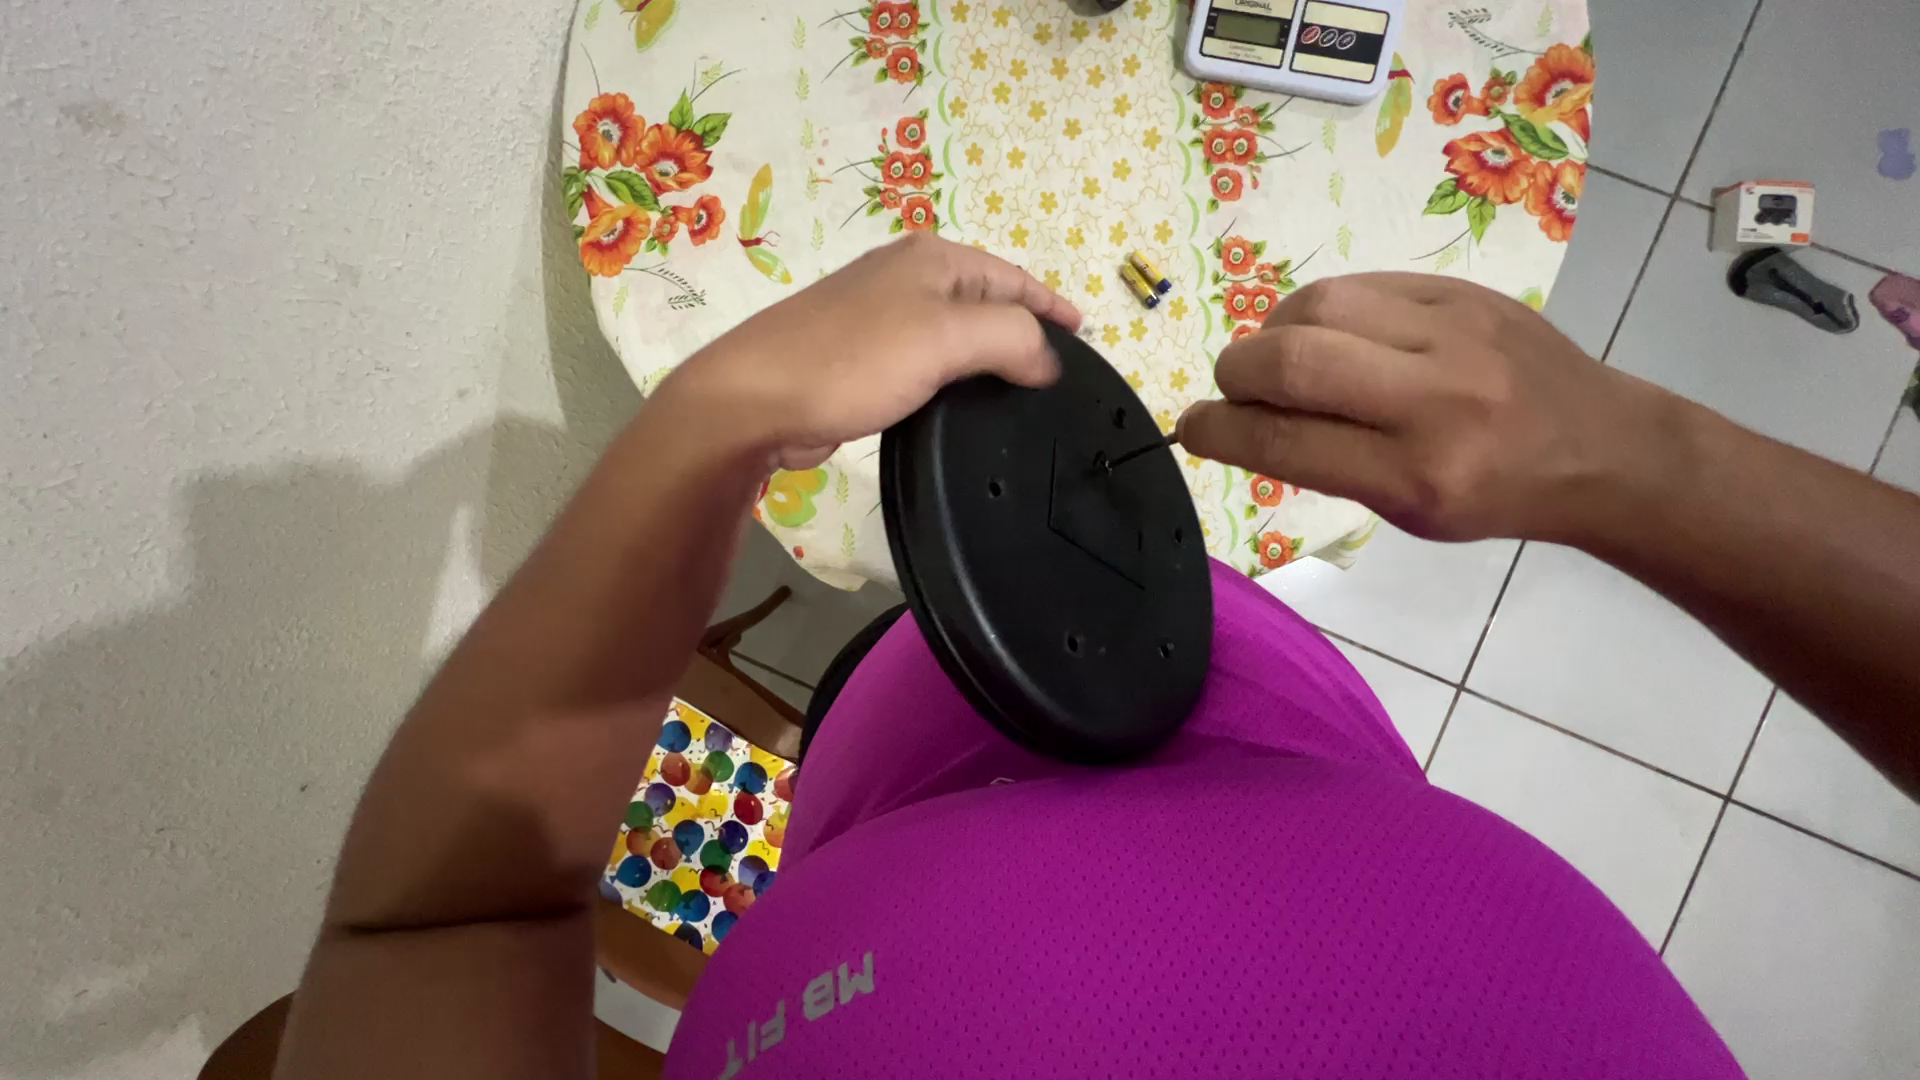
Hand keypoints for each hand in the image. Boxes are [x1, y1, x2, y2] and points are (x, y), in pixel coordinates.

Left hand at [658, 234, 1081, 469]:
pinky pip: (928, 367)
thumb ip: (1012, 336)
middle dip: (1024, 333)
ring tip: (1020, 394)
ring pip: (956, 338)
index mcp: (932, 260)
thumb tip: (1049, 358)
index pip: (1012, 276)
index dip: (1051, 305)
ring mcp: (881, 322)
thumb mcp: (946, 336)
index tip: (1083, 335)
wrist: (758, 400)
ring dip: (989, 361)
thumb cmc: (854, 359)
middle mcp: (907, 281)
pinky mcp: (863, 363)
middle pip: (985, 303)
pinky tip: (965, 407)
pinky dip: (955, 382)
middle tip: (1055, 375)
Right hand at [1176, 273, 1680, 542]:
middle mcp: (1434, 399)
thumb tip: (1241, 416)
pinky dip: (1315, 311)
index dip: (1218, 432)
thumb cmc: (1487, 495)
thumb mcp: (1398, 508)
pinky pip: (1355, 284)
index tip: (1192, 428)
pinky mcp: (1461, 290)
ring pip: (1316, 306)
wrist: (1601, 445)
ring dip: (1271, 333)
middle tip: (1235, 390)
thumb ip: (1317, 460)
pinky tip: (1326, 333)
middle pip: (1292, 361)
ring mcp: (1453, 332)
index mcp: (1414, 474)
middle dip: (1235, 374)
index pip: (1284, 443)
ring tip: (1282, 359)